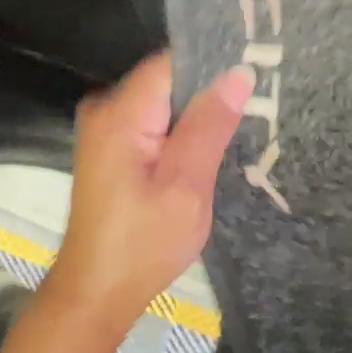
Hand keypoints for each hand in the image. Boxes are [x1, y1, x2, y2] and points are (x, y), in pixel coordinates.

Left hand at [43, 52, 255, 330]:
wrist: (96, 289)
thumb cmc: (143, 244)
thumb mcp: (186, 187)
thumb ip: (209, 126)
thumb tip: (237, 73)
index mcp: (120, 112)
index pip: (169, 64)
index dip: (210, 63)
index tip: (253, 67)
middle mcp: (103, 107)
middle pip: (163, 80)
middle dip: (205, 91)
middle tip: (255, 102)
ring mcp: (101, 126)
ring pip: (157, 101)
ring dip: (192, 114)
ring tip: (237, 124)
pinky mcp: (105, 145)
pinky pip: (147, 121)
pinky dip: (174, 131)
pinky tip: (201, 149)